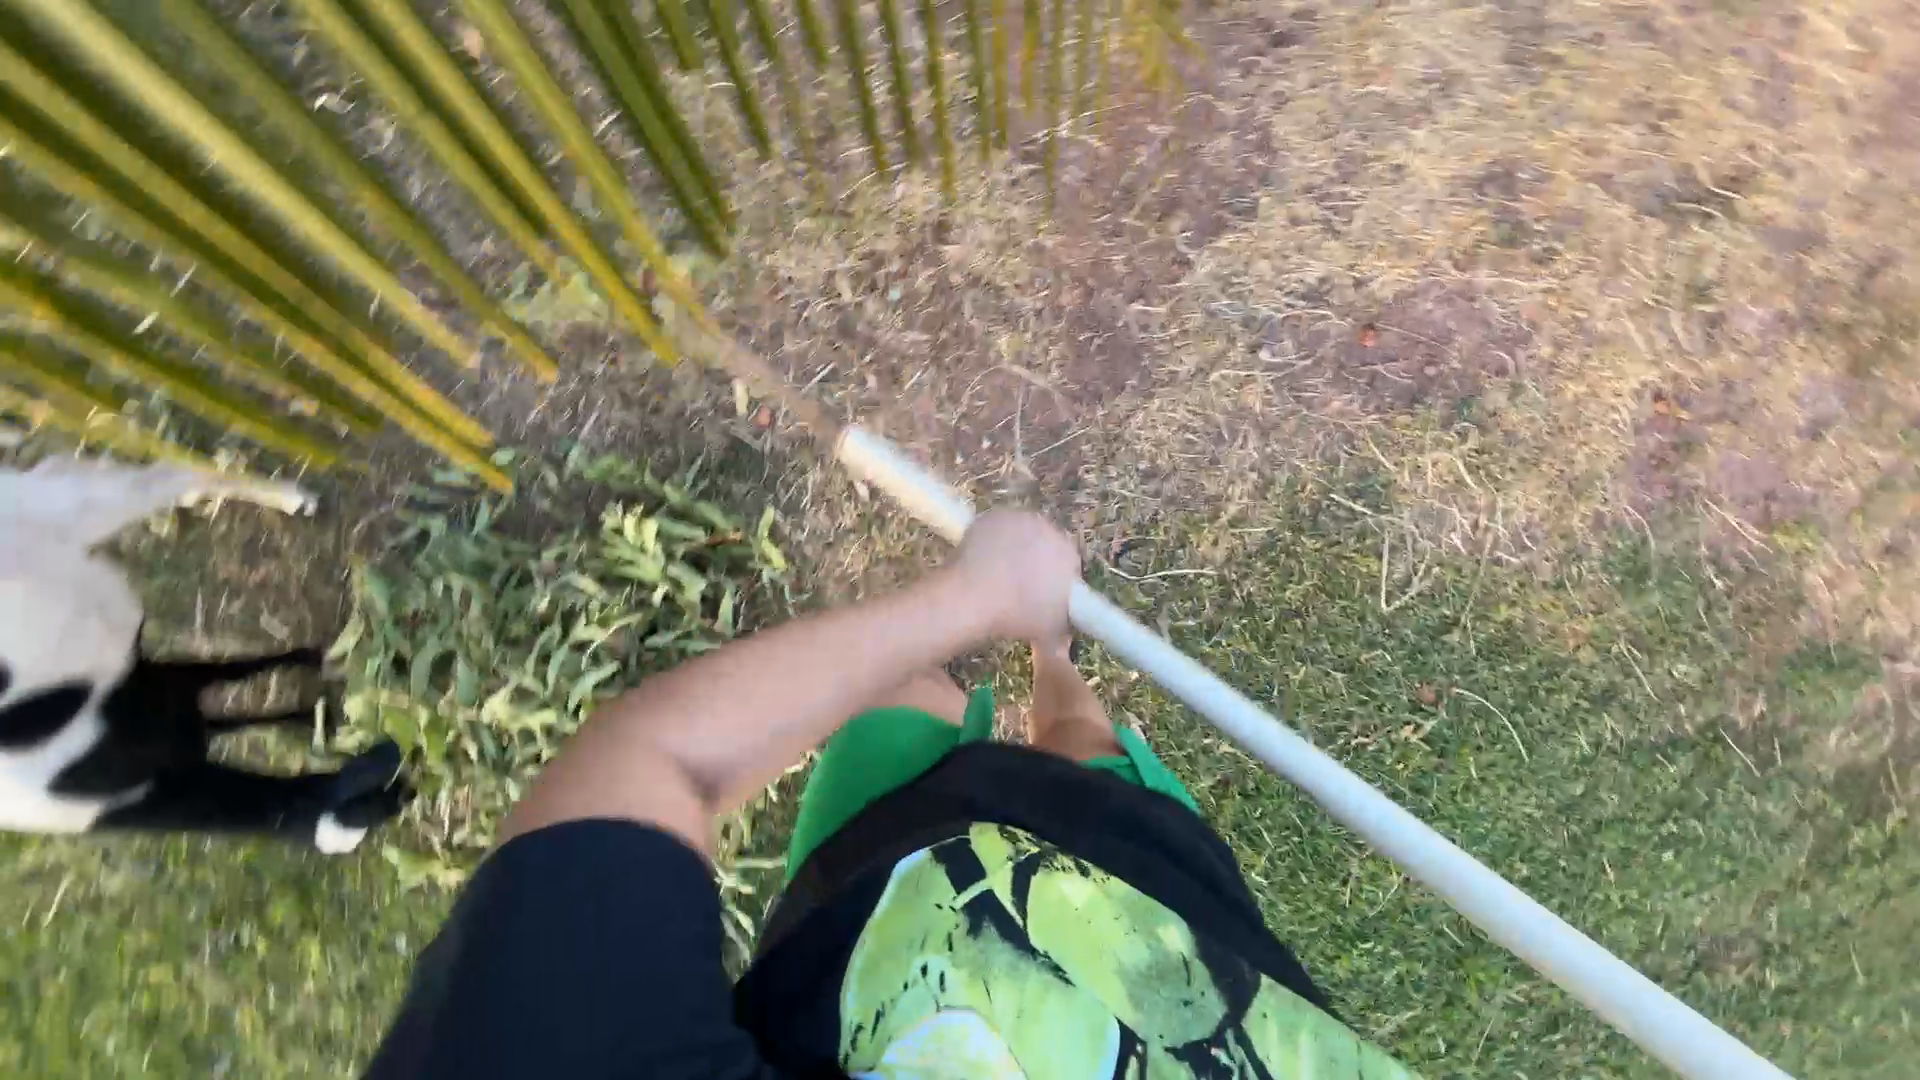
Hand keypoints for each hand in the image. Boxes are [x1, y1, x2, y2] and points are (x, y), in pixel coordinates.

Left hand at [946, 509, 1080, 641]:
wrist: (973, 597)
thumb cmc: (1017, 615)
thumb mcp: (1049, 632)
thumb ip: (1061, 630)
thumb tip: (1060, 638)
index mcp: (1068, 554)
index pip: (1069, 564)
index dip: (1055, 580)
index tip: (1042, 596)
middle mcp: (1049, 529)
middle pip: (1045, 545)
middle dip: (1035, 562)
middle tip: (1018, 587)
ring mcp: (1019, 518)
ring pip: (1020, 535)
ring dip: (1014, 549)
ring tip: (996, 575)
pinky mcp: (993, 515)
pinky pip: (997, 528)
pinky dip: (991, 541)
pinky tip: (980, 560)